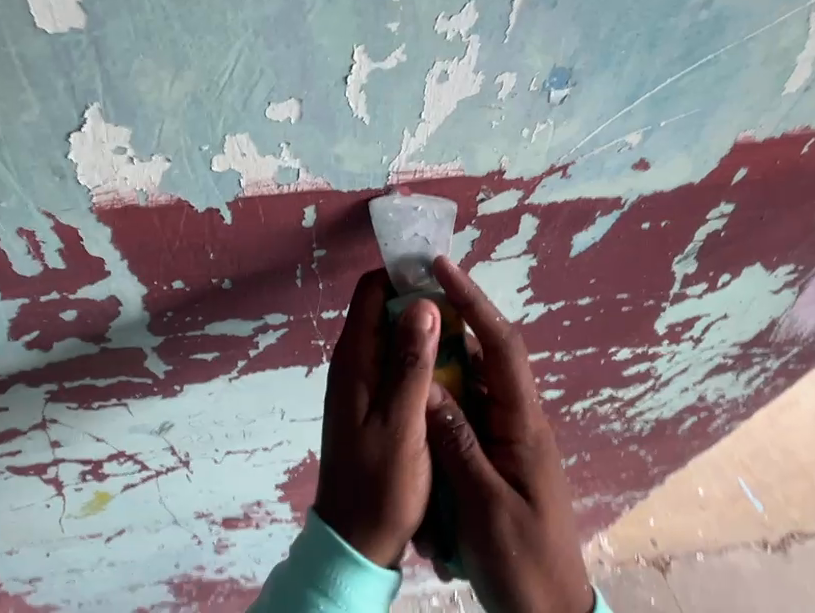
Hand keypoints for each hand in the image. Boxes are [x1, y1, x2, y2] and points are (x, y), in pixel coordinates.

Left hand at [312, 268, 441, 566]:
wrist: (356, 538)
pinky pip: (393, 362)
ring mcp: (359, 382)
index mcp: (353, 360)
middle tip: (462, 306)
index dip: (402, 276)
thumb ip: (411, 363)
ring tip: (463, 333)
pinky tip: (449, 368)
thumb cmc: (381, 484)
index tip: (441, 275)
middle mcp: (351, 362)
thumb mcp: (403, 423)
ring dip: (421, 329)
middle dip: (417, 300)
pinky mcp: (371, 402)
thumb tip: (422, 303)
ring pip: (390, 336)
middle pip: (381, 309)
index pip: (370, 292)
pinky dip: (417, 355)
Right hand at [421, 257, 594, 612]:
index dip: (472, 301)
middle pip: (486, 352)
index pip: (500, 347)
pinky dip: (440, 389)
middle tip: (411, 287)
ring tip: (404, 325)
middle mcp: (517, 420)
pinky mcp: (493, 456)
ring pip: (473, 379)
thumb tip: (425, 385)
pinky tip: (413, 387)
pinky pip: (465, 408)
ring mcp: (506, 438)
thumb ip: (457, 443)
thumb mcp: (486, 507)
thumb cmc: (523, 562)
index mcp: (523, 425)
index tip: (441, 266)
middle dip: (453, 314)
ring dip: (443, 351)